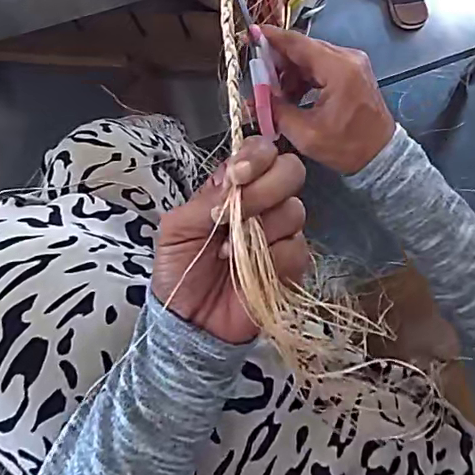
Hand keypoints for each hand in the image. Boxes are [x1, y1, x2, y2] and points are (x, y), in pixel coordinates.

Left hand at [152, 137, 309, 343]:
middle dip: (265, 189)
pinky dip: (271, 258)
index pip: (261, 151)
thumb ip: (206, 198)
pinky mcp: (291, 264)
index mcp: (234, 185)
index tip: (239, 176)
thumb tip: (235, 178)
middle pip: (290, 171)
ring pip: (294, 210)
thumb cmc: (178, 270)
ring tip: (229, 251)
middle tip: (237, 213)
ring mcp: (279, 232)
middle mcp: (262, 202)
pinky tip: (247, 270)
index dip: (257, 157)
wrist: (188, 323)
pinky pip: (297, 248)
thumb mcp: (177, 228)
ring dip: (261, 229)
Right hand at [259, 25, 395, 174]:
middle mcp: (348, 58)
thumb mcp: (306, 134)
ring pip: (310, 56)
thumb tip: (256, 97)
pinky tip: (292, 95)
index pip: (297, 43)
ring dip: (290, 72)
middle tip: (257, 77)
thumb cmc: (349, 147)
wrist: (382, 155)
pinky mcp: (352, 71)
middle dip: (277, 61)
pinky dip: (303, 76)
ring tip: (276, 94)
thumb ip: (277, 110)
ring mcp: (352, 63)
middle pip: (303, 48)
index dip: (271, 37)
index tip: (250, 33)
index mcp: (339, 69)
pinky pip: (320, 65)